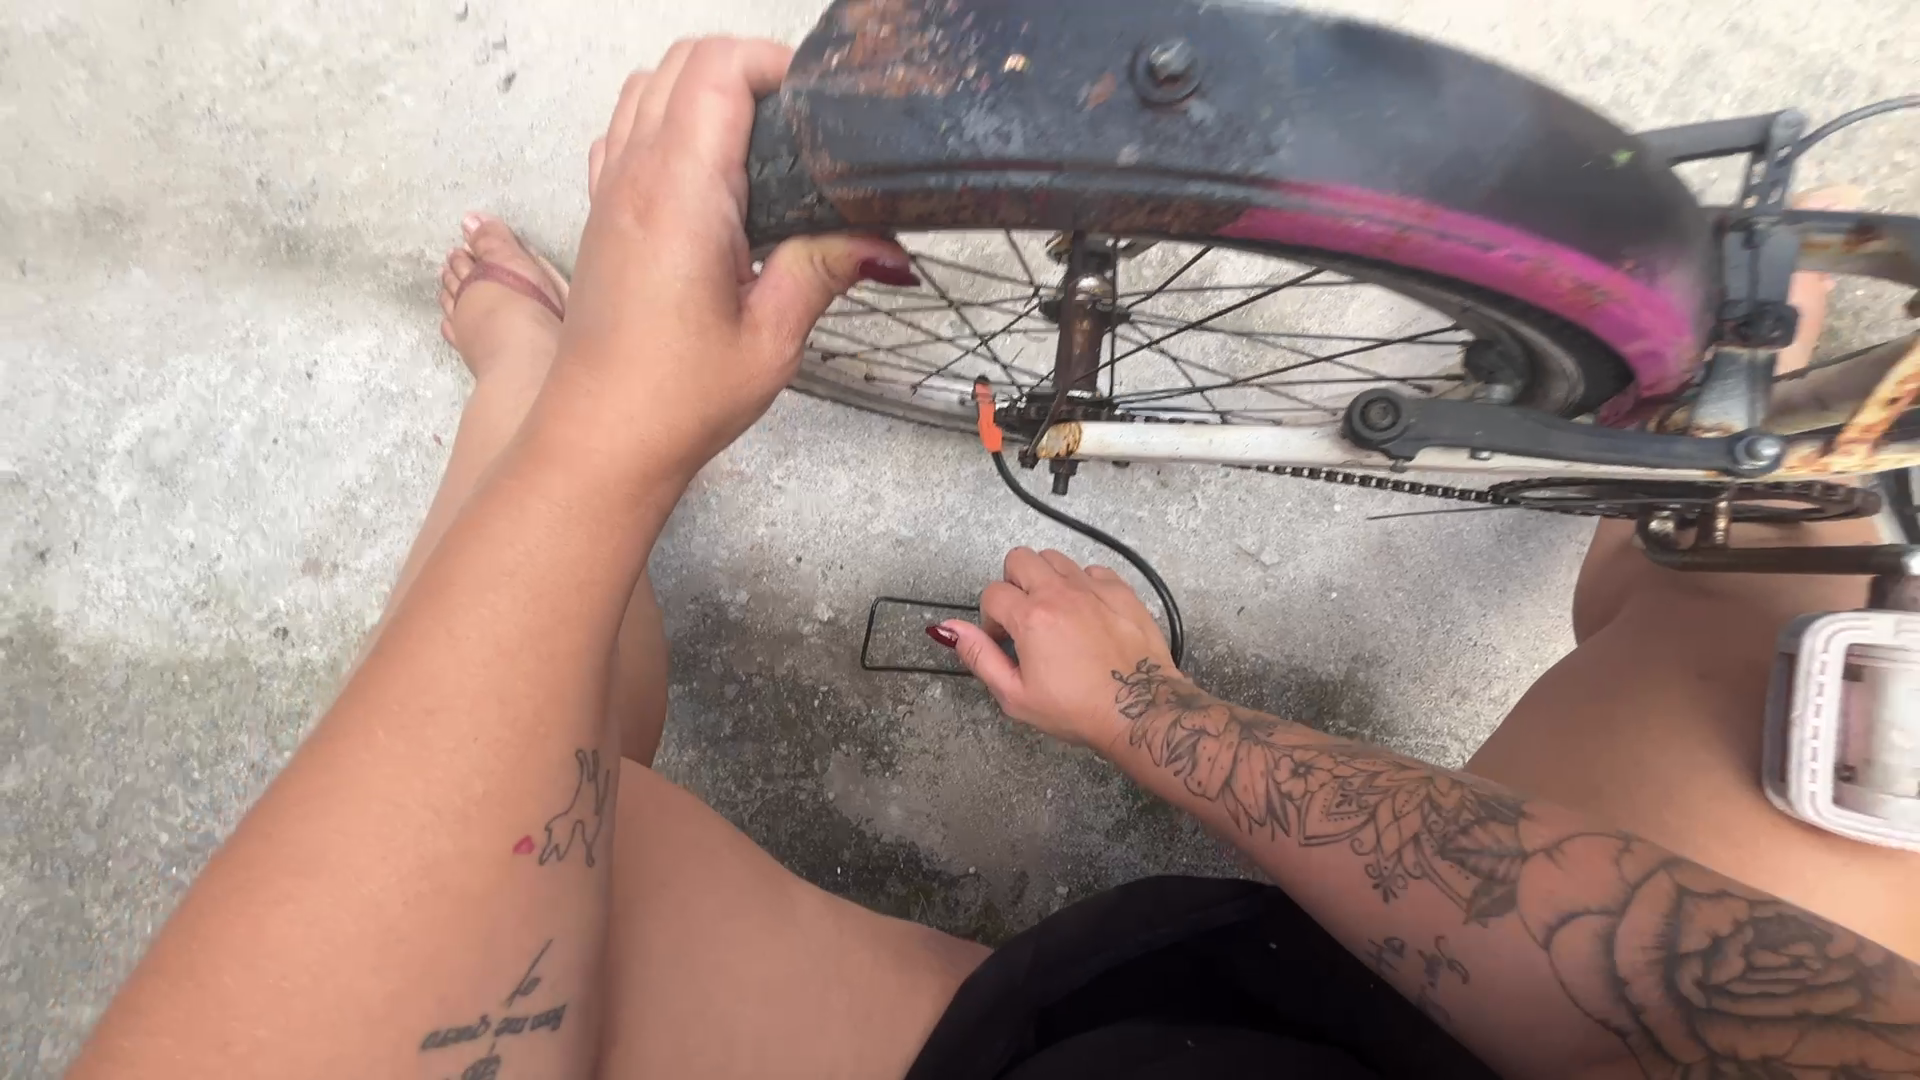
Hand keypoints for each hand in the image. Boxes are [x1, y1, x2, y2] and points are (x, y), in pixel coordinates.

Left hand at [539, 37, 910, 485]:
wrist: (603, 437)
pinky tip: (705, 174)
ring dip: (704, 91)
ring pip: (648, 89)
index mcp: (681, 195)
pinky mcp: (602, 217)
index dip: (774, 65)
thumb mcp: (773, 337)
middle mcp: (634, 176)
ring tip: (762, 147)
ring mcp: (609, 192)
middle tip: (804, 125)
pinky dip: (666, 122)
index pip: (718, 71)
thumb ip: (824, 270)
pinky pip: (625, 132)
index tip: (820, 104)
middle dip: (747, 71)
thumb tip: (883, 244)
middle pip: (682, 64)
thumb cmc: (680, 397)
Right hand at [941, 548, 1178, 751]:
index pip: (992, 594)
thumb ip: (978, 656)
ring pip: (1054, 558)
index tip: (1005, 641)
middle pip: (1019, 558)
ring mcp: (1093, 588)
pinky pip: (1091, 569)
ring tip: (1054, 612)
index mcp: (1031, 617)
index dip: (991, 619)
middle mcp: (1060, 593)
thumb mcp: (1016, 696)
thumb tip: (948, 629)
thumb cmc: (1078, 710)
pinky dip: (1082, 584)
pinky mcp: (1121, 591)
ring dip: (1046, 579)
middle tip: (1024, 618)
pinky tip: (1086, 613)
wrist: (1141, 711)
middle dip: (1013, 585)